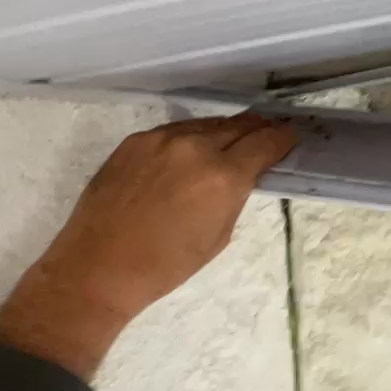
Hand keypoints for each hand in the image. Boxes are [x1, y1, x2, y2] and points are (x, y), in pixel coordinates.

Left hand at [0, 112, 297, 378]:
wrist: (99, 266)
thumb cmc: (166, 265)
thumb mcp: (218, 236)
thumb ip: (234, 196)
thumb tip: (242, 175)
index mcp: (223, 177)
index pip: (265, 143)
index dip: (283, 138)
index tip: (291, 136)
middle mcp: (195, 148)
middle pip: (238, 126)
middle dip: (258, 129)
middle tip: (270, 131)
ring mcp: (161, 139)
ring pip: (206, 124)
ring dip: (226, 130)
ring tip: (236, 137)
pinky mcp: (135, 140)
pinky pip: (175, 131)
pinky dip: (192, 137)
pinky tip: (195, 149)